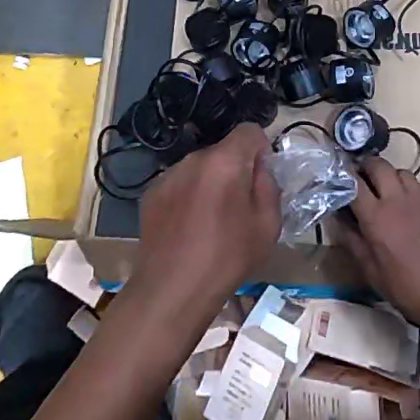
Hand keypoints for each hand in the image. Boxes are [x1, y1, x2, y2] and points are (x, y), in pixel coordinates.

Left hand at [132, 124, 279, 318]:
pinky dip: (189, 196)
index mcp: (225, 161)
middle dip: (236, 169)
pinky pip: (180, 184)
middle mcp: (193, 159)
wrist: (171, 289)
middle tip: (240, 206)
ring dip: (211, 183)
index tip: (261, 178)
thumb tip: (260, 169)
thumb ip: (269, 186)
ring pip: (200, 168)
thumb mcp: (268, 224)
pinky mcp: (151, 194)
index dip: (261, 150)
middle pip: (223, 151)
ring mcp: (168, 175)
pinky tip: (189, 228)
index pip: (250, 130)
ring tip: (212, 221)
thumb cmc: (227, 257)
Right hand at [342, 156, 419, 341]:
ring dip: (390, 177)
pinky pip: (419, 184)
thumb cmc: (406, 288)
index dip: (343, 178)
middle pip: (378, 165)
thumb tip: (340, 220)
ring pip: (401, 172)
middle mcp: (398, 200)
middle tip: (362, 180)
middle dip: (366, 168)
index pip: (353, 183)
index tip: (338, 181)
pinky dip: (409, 188)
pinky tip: (409, 205)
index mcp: (376, 217)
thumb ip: (353, 240)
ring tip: (386, 192)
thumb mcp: (371, 270)